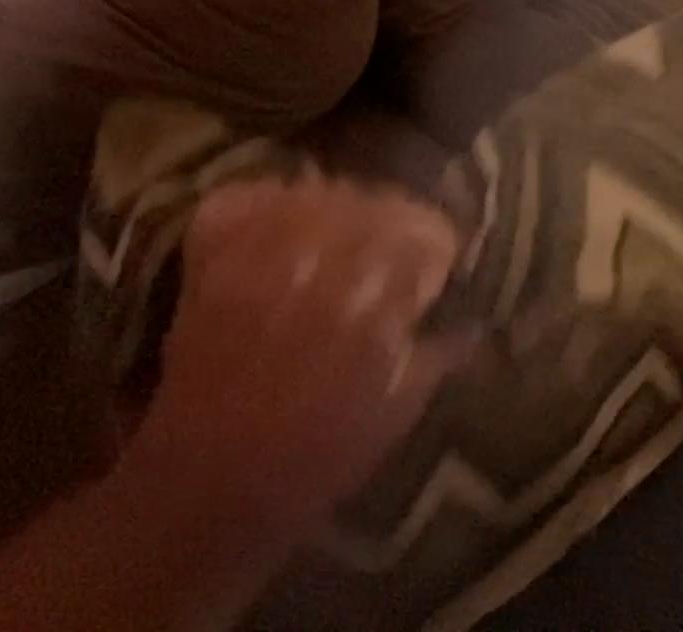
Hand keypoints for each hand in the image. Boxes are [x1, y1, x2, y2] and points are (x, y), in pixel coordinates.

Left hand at [120, 177, 467, 542]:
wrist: (211, 488)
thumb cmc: (321, 455)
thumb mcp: (402, 407)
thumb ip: (440, 351)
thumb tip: (471, 320)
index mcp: (375, 303)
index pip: (424, 230)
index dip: (435, 242)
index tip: (436, 264)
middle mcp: (321, 269)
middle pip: (370, 202)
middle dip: (392, 216)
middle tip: (395, 241)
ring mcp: (260, 264)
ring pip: (310, 193)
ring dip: (335, 204)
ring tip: (342, 224)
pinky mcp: (212, 273)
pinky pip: (238, 207)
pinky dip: (263, 202)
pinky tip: (282, 216)